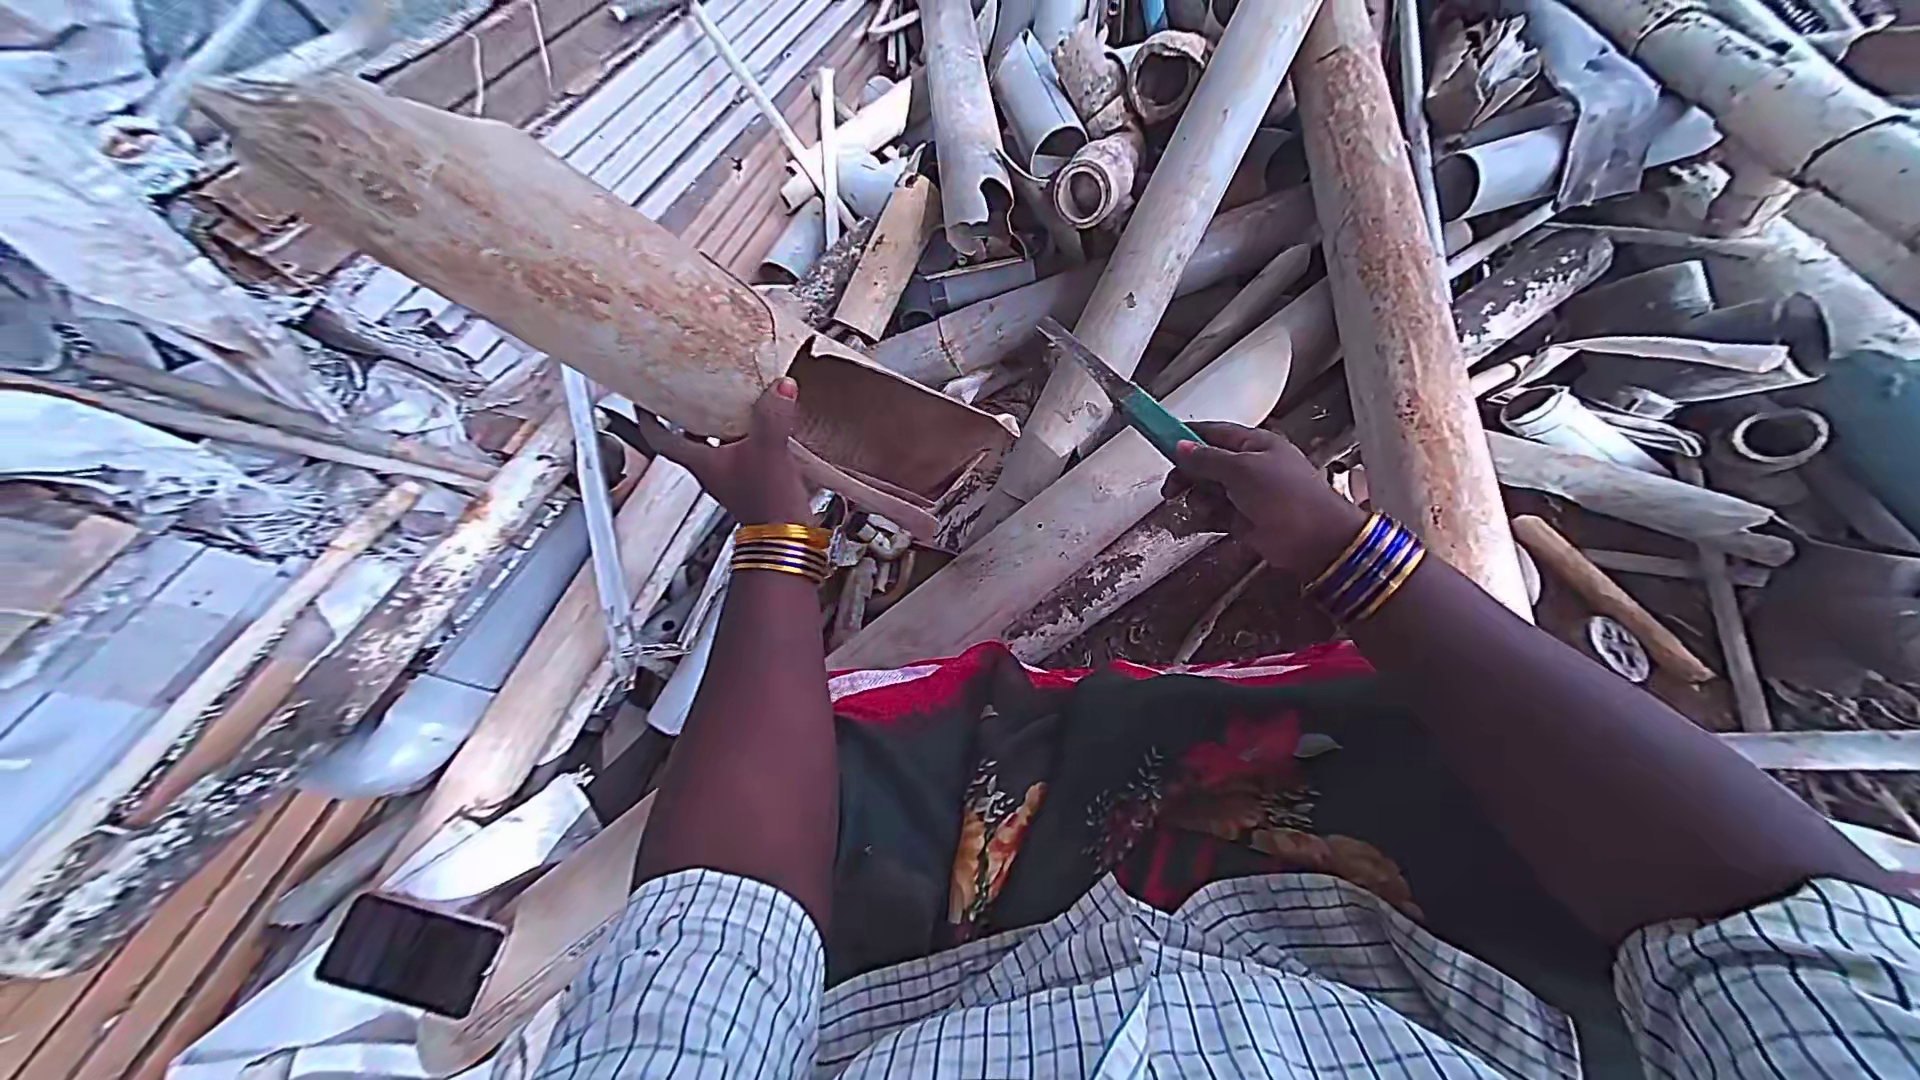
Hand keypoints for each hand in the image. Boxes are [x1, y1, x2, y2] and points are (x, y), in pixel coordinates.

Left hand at [645, 378, 811, 523]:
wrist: (789, 535)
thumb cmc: (767, 504)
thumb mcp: (768, 451)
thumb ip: (772, 416)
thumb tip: (780, 386)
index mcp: (701, 463)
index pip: (660, 437)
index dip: (647, 417)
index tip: (644, 396)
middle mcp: (712, 469)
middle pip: (690, 435)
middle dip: (691, 411)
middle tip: (695, 387)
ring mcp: (733, 475)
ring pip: (718, 442)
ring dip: (722, 422)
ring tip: (733, 399)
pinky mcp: (754, 479)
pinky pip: (745, 450)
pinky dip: (750, 435)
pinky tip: (766, 425)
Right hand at [1160, 421, 1369, 575]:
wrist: (1315, 541)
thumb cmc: (1286, 497)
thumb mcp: (1242, 470)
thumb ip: (1206, 459)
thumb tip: (1180, 446)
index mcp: (1254, 444)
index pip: (1212, 432)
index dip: (1186, 436)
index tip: (1160, 442)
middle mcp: (1248, 465)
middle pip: (1203, 463)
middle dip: (1186, 474)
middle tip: (1172, 489)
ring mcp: (1245, 493)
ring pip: (1205, 490)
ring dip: (1197, 499)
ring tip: (1203, 508)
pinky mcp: (1241, 518)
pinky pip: (1213, 512)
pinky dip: (1205, 517)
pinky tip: (1205, 521)